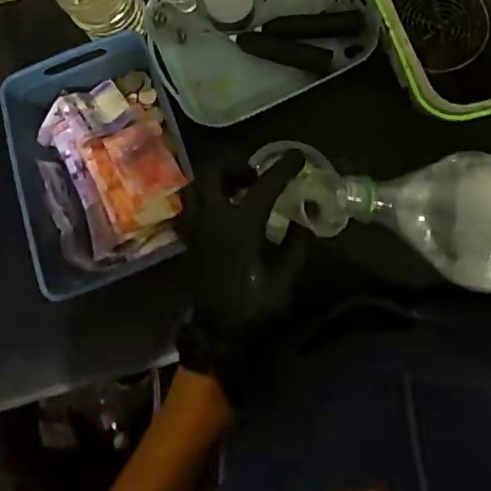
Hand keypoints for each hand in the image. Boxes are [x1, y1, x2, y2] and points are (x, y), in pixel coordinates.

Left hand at [175, 152, 312, 396]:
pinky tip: (221, 209)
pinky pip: (190, 205)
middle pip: (213, 172)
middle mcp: (213, 216)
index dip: (282, 168)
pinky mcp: (189, 237)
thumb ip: (295, 246)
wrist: (216, 334)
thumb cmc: (253, 307)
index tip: (296, 156)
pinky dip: (203, 197)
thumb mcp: (284, 279)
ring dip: (215, 179)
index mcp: (240, 223)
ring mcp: (196, 225)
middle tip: (254, 174)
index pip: (264, 185)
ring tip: (237, 187)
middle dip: (233, 164)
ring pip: (195, 185)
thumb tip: (301, 221)